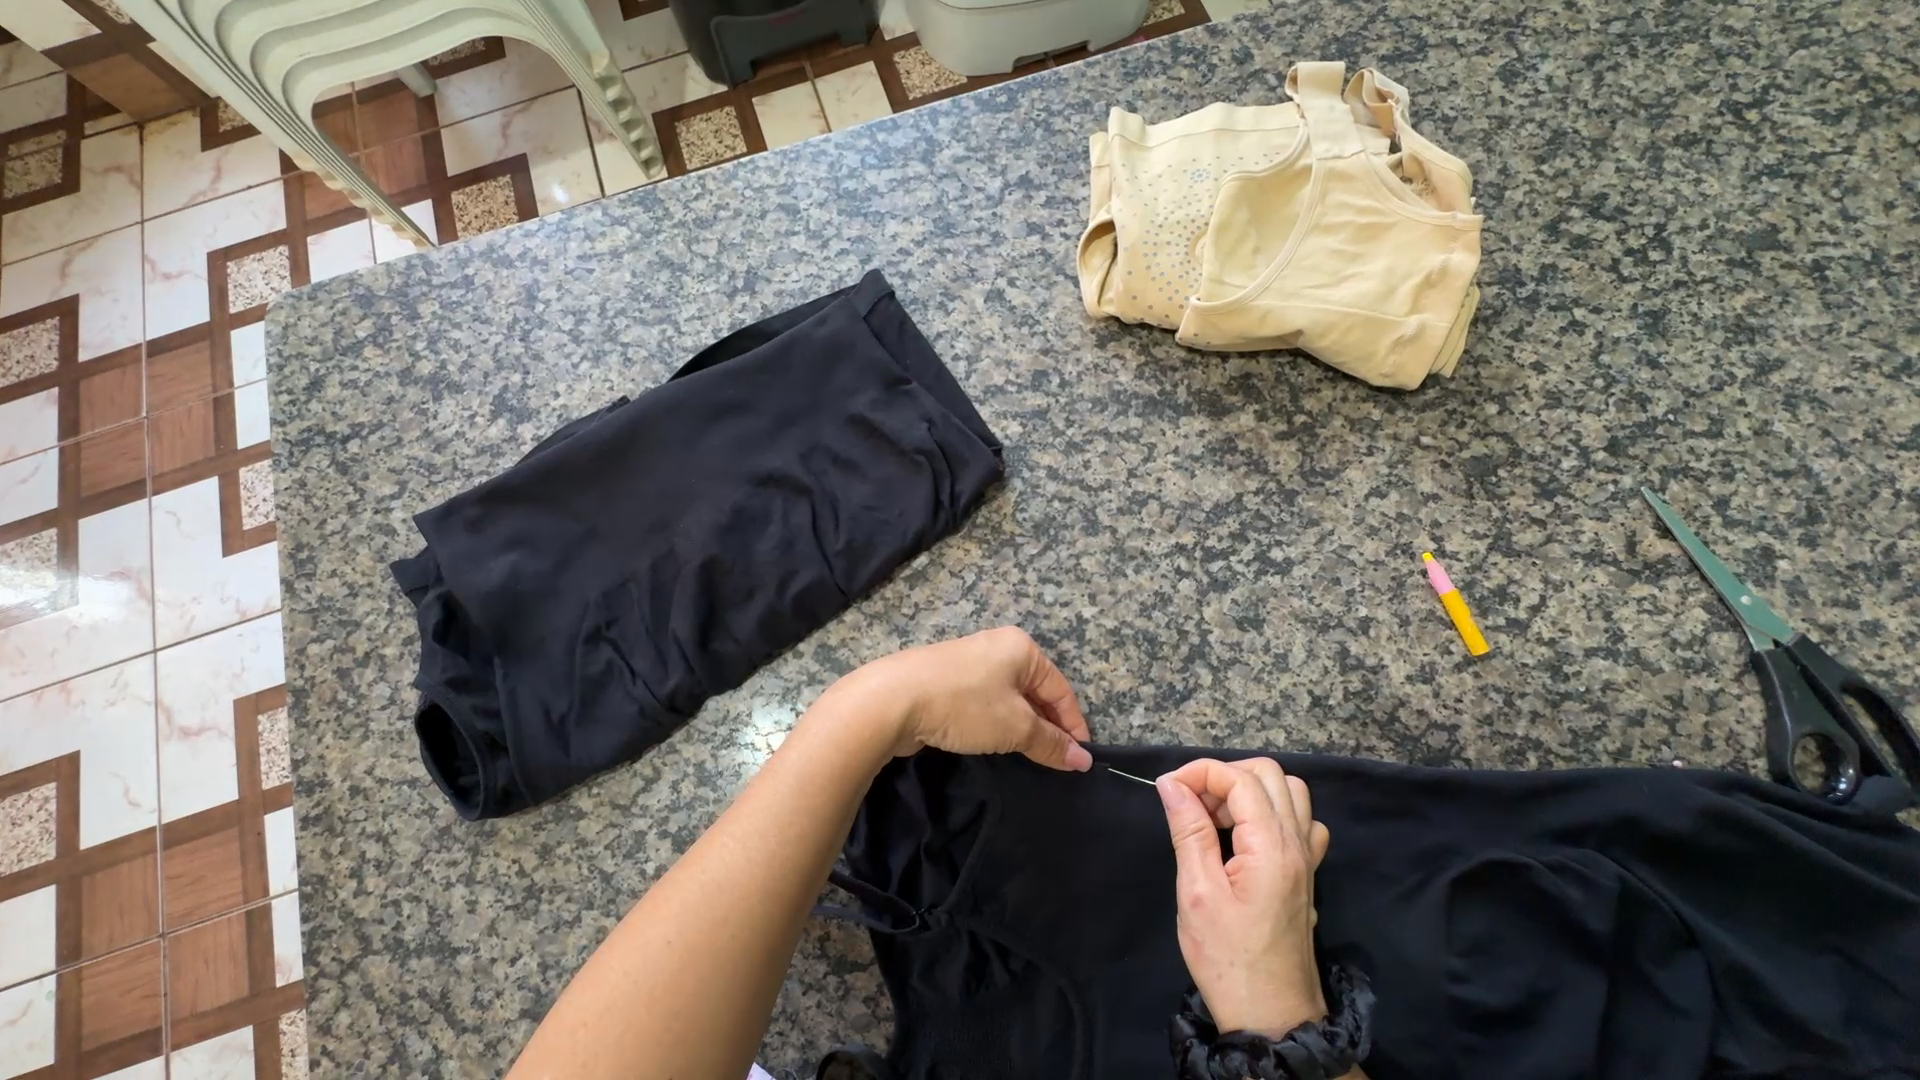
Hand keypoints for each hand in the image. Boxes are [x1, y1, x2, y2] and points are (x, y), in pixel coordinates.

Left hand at [834, 627, 1093, 771]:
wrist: (892, 700)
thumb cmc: (964, 705)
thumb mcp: (1014, 727)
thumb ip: (1050, 743)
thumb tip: (1083, 759)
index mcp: (1021, 648)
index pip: (1060, 689)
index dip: (1073, 726)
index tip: (1081, 760)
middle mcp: (997, 647)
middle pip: (1035, 692)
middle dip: (1046, 727)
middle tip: (1055, 762)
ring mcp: (969, 663)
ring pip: (1007, 699)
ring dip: (1020, 727)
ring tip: (1028, 757)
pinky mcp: (946, 681)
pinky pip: (983, 703)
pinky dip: (994, 724)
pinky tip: (993, 745)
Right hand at [1157, 758, 1332, 1035]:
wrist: (1272, 1014)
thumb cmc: (1227, 957)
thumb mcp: (1197, 892)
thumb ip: (1189, 830)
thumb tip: (1171, 784)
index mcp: (1271, 846)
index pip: (1239, 779)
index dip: (1199, 772)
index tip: (1167, 790)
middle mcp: (1297, 843)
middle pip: (1268, 774)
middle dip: (1223, 775)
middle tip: (1191, 803)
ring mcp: (1307, 858)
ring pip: (1288, 792)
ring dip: (1248, 790)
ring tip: (1215, 817)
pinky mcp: (1307, 873)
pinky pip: (1300, 821)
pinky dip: (1272, 813)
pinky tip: (1246, 836)